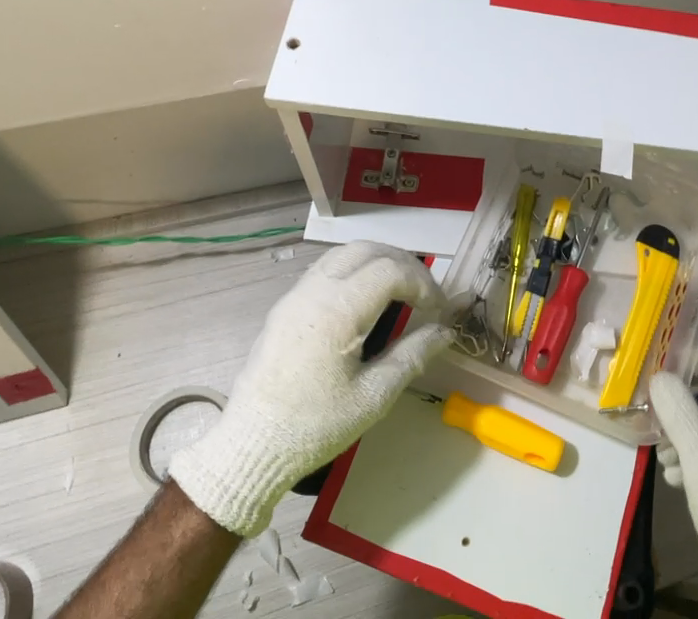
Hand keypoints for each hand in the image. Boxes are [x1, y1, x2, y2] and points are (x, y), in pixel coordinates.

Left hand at [171, 241, 454, 535]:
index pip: (391, 270)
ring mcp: (295, 296)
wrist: (251, 447)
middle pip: (367, 250)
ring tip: (400, 293)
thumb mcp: (374, 396)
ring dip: (377, 263)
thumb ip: (413, 355)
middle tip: (425, 295)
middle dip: (403, 265)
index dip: (422, 284)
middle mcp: (314, 291)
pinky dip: (354, 272)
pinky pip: (325, 271)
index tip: (437, 311)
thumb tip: (446, 331)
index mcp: (337, 311)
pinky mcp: (285, 308)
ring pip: (343, 255)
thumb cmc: (315, 426)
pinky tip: (366, 303)